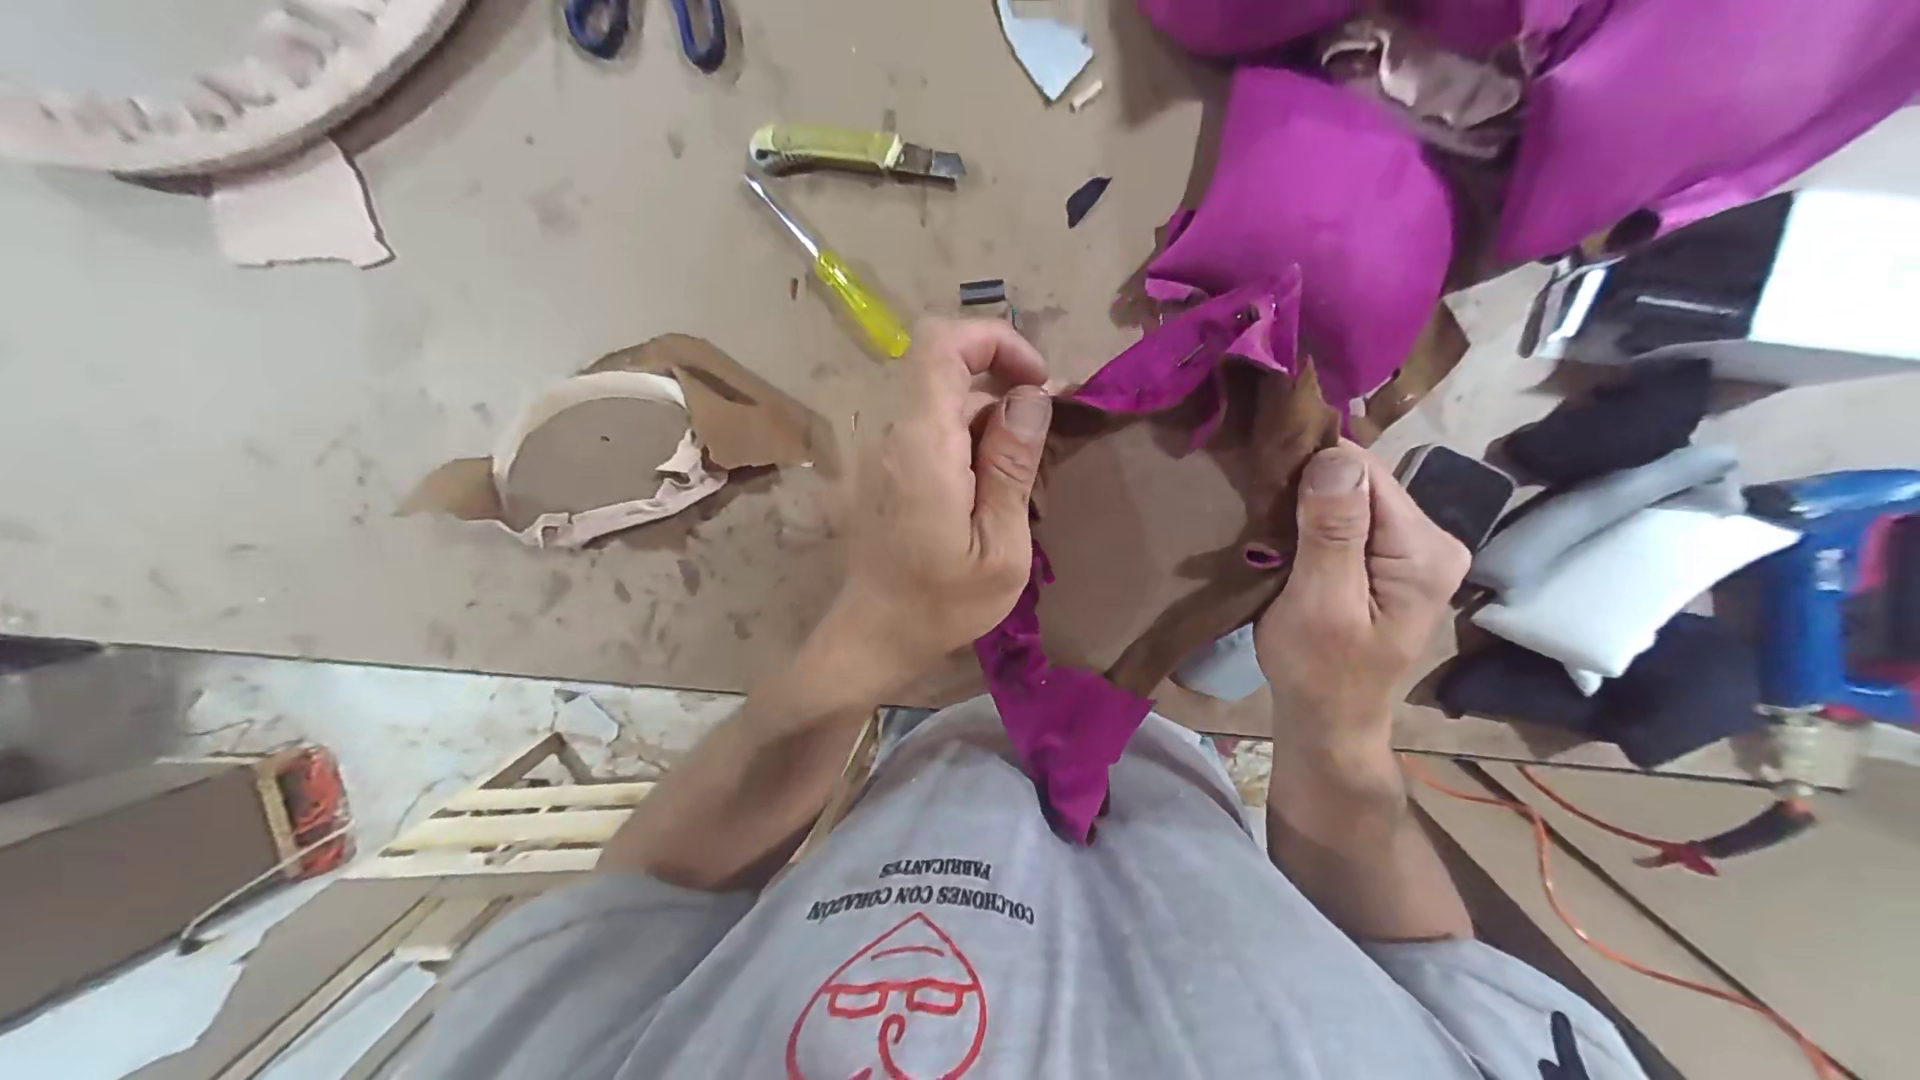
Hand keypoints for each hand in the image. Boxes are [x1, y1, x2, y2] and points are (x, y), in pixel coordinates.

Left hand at [826, 318, 1052, 685]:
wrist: (874, 636)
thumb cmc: (942, 603)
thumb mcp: (1000, 546)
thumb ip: (1013, 465)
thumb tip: (1032, 399)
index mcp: (922, 444)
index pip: (942, 342)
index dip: (994, 340)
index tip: (1037, 383)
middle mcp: (892, 433)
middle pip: (946, 370)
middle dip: (1001, 390)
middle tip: (1038, 447)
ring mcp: (881, 450)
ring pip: (940, 402)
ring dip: (986, 423)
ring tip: (1014, 484)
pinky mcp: (881, 467)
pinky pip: (927, 430)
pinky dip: (964, 442)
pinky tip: (983, 494)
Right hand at [1255, 442, 1468, 754]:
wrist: (1327, 717)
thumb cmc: (1318, 669)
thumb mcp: (1320, 603)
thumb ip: (1333, 533)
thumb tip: (1334, 458)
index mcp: (1424, 550)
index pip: (1368, 475)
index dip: (1314, 467)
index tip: (1265, 474)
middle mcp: (1433, 541)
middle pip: (1364, 483)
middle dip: (1311, 485)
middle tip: (1259, 501)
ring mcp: (1413, 551)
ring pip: (1354, 499)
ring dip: (1308, 502)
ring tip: (1266, 514)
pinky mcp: (1391, 562)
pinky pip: (1350, 520)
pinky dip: (1315, 520)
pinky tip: (1288, 531)